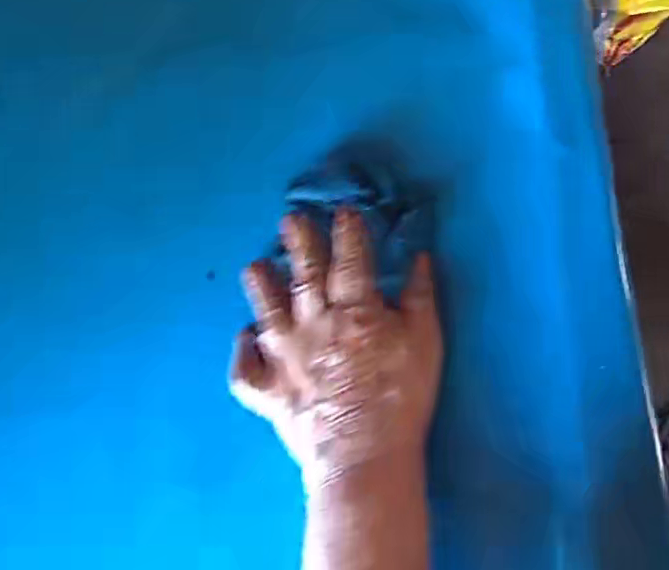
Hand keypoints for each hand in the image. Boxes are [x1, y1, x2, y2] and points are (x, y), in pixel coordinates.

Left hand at [233, 210, 441, 487]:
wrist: (365, 459)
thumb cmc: (402, 393)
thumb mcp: (426, 338)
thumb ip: (420, 294)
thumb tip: (421, 256)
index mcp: (354, 310)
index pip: (351, 259)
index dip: (348, 231)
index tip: (343, 209)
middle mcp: (313, 326)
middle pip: (304, 275)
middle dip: (298, 243)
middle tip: (289, 219)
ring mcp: (285, 360)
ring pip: (267, 314)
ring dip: (260, 288)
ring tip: (254, 265)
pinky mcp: (270, 394)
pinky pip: (246, 372)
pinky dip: (242, 353)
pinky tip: (245, 337)